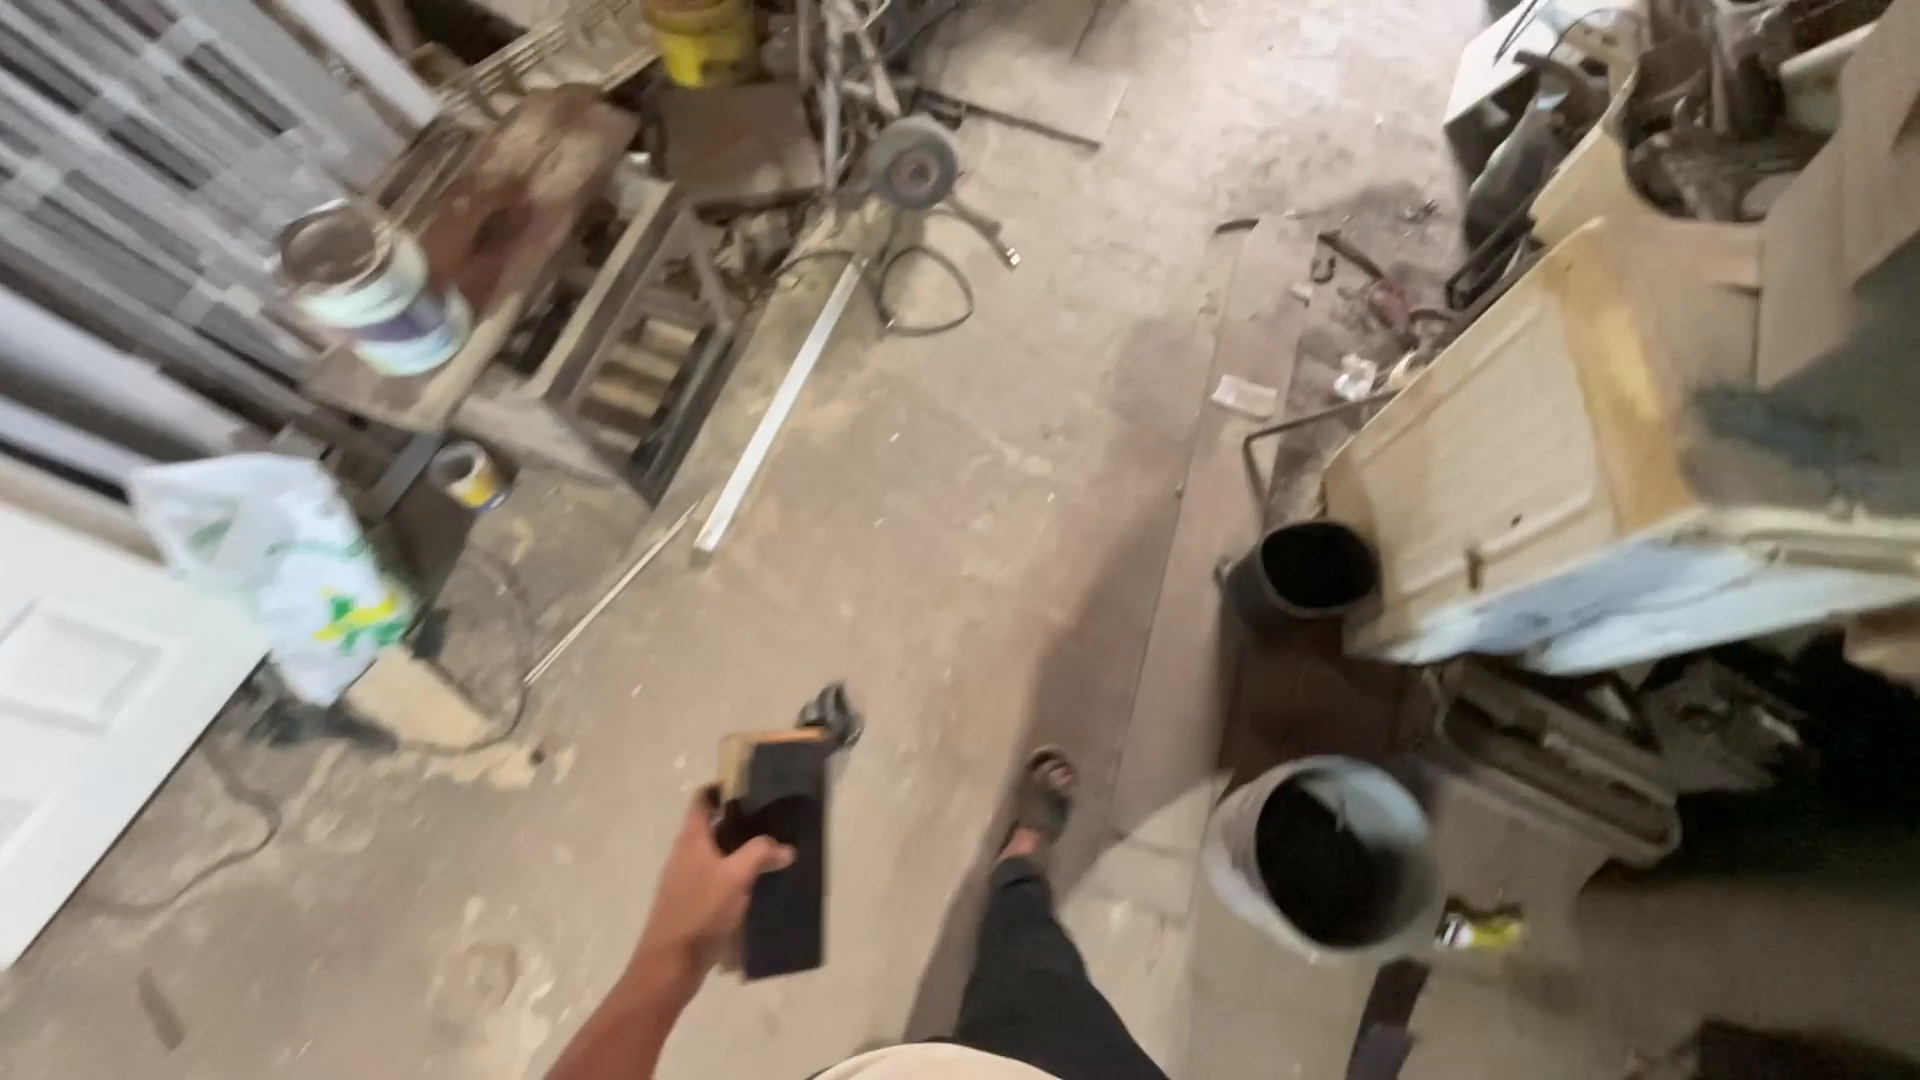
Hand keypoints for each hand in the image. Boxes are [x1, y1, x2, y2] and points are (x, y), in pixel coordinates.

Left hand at [635, 787, 793, 974]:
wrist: (669, 966)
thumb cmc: (700, 911)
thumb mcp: (736, 876)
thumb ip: (761, 854)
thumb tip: (786, 848)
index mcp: (691, 839)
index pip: (702, 799)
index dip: (722, 787)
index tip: (749, 786)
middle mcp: (685, 854)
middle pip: (712, 826)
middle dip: (739, 820)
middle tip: (771, 818)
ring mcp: (686, 880)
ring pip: (716, 853)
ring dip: (739, 849)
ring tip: (770, 849)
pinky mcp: (692, 904)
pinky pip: (716, 878)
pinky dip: (735, 874)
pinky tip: (757, 884)